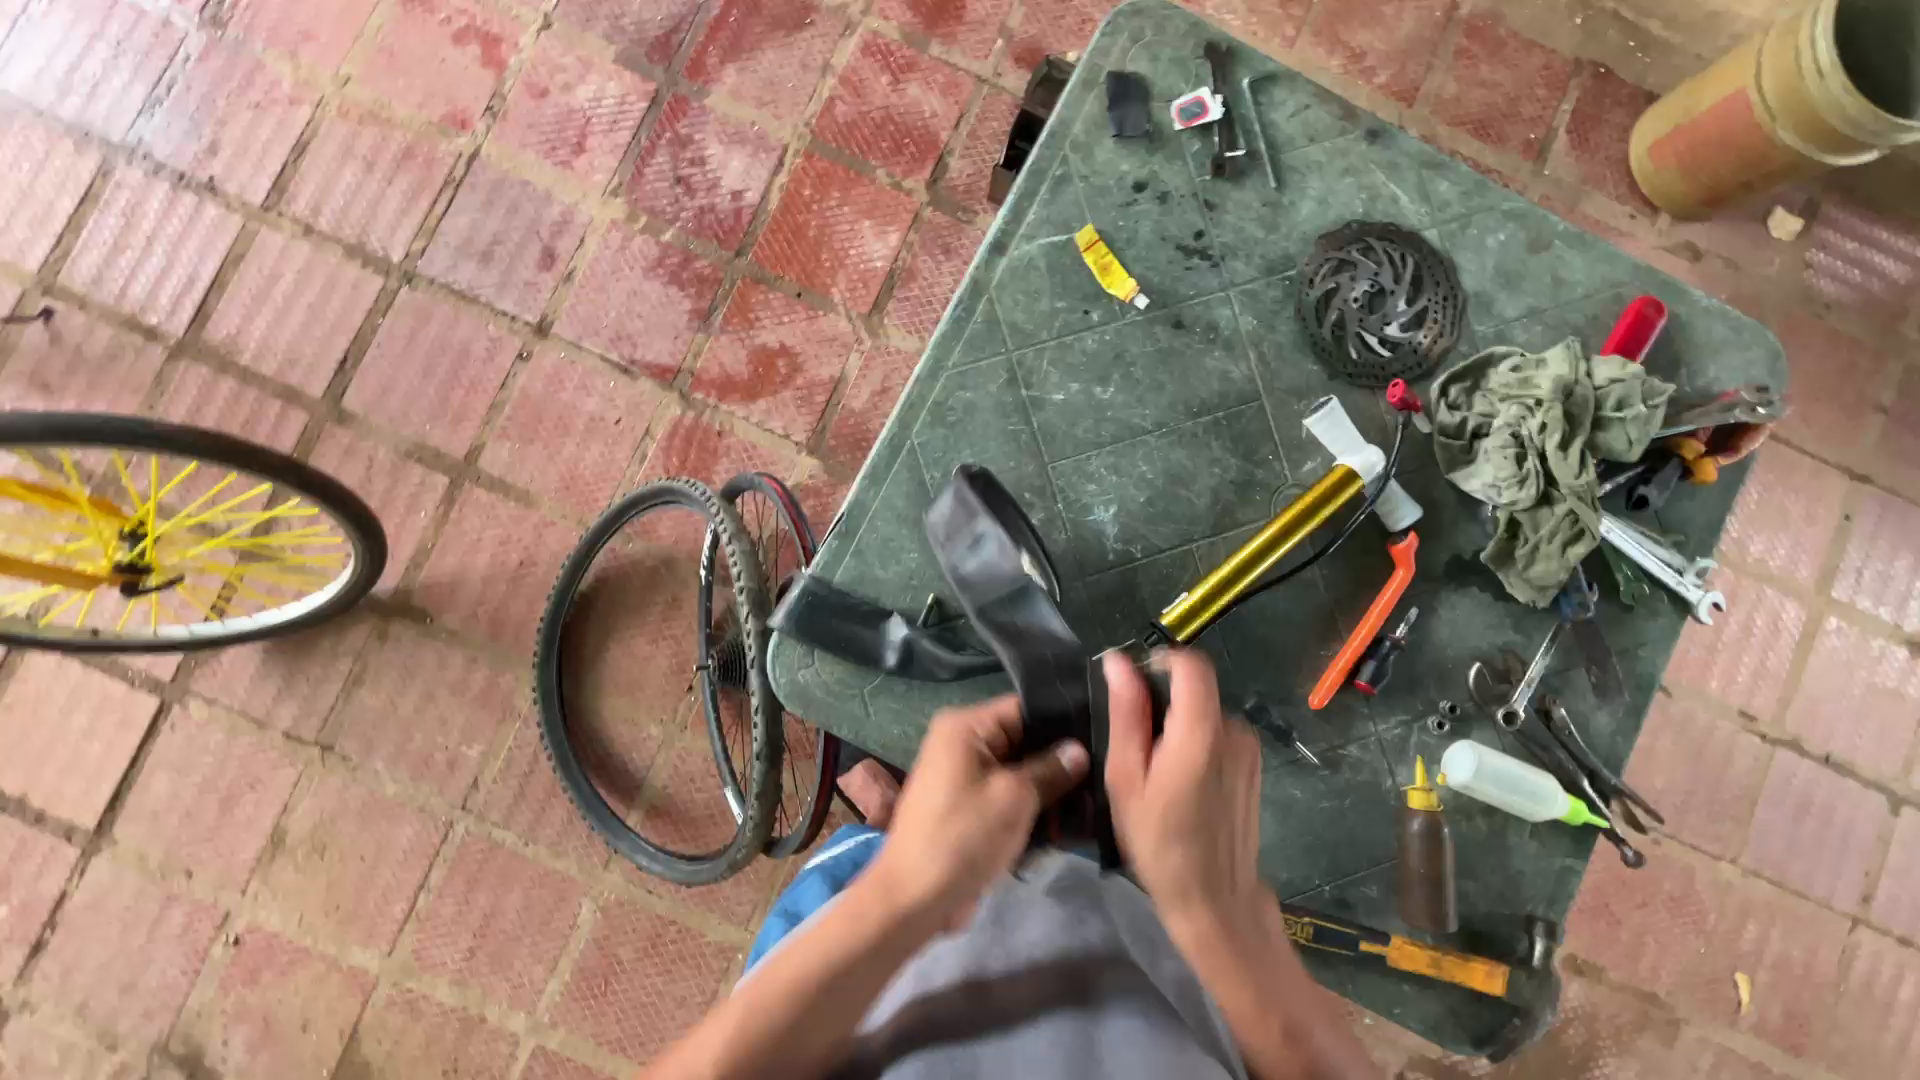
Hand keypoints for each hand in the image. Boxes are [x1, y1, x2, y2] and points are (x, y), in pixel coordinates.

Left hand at [867, 695, 1087, 927]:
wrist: (915, 899)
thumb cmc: (963, 837)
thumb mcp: (1015, 798)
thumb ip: (1051, 769)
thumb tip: (1079, 749)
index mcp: (965, 727)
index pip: (1024, 709)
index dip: (1063, 724)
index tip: (1102, 740)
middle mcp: (963, 744)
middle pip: (1025, 742)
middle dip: (1060, 766)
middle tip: (1102, 783)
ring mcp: (965, 778)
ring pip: (1021, 775)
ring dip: (1050, 795)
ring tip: (1089, 813)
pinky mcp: (970, 809)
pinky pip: (1009, 799)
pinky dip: (1032, 813)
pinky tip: (1063, 831)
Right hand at [1102, 649, 1266, 935]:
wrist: (1215, 901)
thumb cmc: (1159, 842)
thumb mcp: (1126, 778)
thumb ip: (1126, 714)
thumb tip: (1117, 662)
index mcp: (1201, 731)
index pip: (1190, 664)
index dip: (1160, 662)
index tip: (1132, 690)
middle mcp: (1234, 730)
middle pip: (1194, 691)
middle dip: (1162, 707)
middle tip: (1137, 752)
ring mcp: (1250, 750)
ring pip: (1204, 714)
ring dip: (1178, 729)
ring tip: (1158, 776)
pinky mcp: (1254, 766)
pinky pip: (1218, 736)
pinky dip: (1196, 746)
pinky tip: (1182, 787)